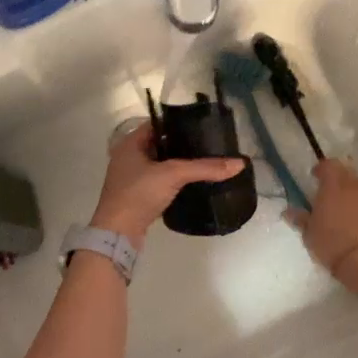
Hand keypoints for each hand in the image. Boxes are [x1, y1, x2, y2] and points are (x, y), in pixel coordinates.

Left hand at [90, 122, 243, 247]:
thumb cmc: (139, 194)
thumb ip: (205, 168)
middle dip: (183, 145)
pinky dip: (173, 181)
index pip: (157, 124)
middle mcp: (128, 157)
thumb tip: (239, 164)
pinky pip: (159, 182)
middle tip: (209, 144)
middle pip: (160, 144)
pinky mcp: (137, 197)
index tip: (202, 125)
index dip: (178, 123)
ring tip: (205, 162)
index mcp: (130, 143)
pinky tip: (192, 183)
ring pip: (160, 165)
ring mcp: (131, 178)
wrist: (118, 233)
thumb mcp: (173, 175)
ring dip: (179, 164)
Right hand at [286, 159, 357, 273]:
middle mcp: (353, 186)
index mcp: (332, 186)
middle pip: (348, 169)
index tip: (315, 176)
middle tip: (331, 187)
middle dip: (339, 174)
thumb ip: (300, 218)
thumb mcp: (309, 233)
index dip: (321, 168)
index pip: (328, 165)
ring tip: (349, 198)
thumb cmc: (330, 243)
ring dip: (356, 185)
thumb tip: (288, 211)